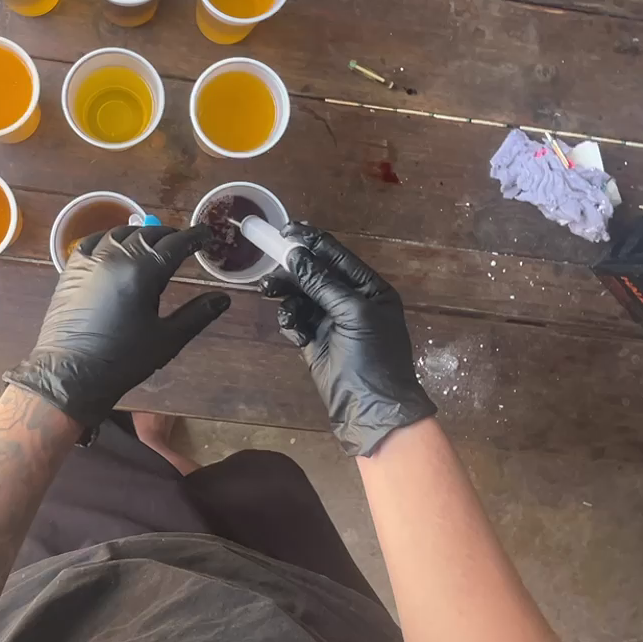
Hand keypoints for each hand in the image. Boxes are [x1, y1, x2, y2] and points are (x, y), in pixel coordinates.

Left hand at [6, 225, 230, 429]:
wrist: (69, 375)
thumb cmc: (122, 360)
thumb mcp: (167, 340)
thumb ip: (197, 314)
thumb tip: (223, 297)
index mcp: (143, 271)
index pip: (176, 243)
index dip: (195, 237)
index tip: (207, 236)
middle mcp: (116, 256)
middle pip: (149, 234)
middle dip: (171, 236)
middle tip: (184, 244)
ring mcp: (91, 259)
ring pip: (122, 233)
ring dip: (142, 235)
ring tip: (154, 245)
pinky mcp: (72, 268)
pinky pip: (96, 241)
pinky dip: (112, 239)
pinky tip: (118, 247)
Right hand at [260, 224, 435, 455]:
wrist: (371, 411)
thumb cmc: (372, 357)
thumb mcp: (352, 314)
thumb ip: (323, 283)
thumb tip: (296, 255)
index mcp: (369, 288)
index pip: (336, 256)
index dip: (311, 241)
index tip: (285, 230)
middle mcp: (351, 300)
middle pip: (315, 274)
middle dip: (293, 271)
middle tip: (270, 270)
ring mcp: (332, 321)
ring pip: (302, 295)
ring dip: (288, 295)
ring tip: (271, 294)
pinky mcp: (315, 340)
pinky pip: (296, 318)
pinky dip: (292, 320)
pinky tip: (295, 332)